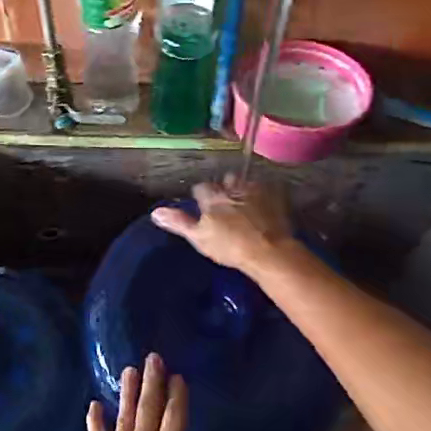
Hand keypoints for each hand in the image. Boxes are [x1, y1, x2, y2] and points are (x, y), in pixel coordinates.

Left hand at [82, 353, 232, 430]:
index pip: (175, 420)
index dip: (178, 397)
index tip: (179, 376)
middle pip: (148, 410)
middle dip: (152, 383)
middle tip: (153, 357)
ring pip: (124, 418)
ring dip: (127, 393)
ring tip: (129, 369)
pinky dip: (95, 422)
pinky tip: (94, 404)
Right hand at [150, 176, 297, 276]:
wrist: (268, 251)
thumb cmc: (230, 246)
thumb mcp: (199, 237)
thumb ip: (179, 223)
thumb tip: (155, 212)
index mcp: (212, 198)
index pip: (201, 188)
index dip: (199, 195)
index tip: (200, 203)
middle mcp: (233, 189)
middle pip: (225, 180)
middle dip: (223, 187)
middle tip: (223, 201)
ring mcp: (256, 192)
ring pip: (246, 183)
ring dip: (243, 189)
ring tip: (243, 201)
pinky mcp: (275, 199)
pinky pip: (267, 190)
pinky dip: (263, 195)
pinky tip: (264, 205)